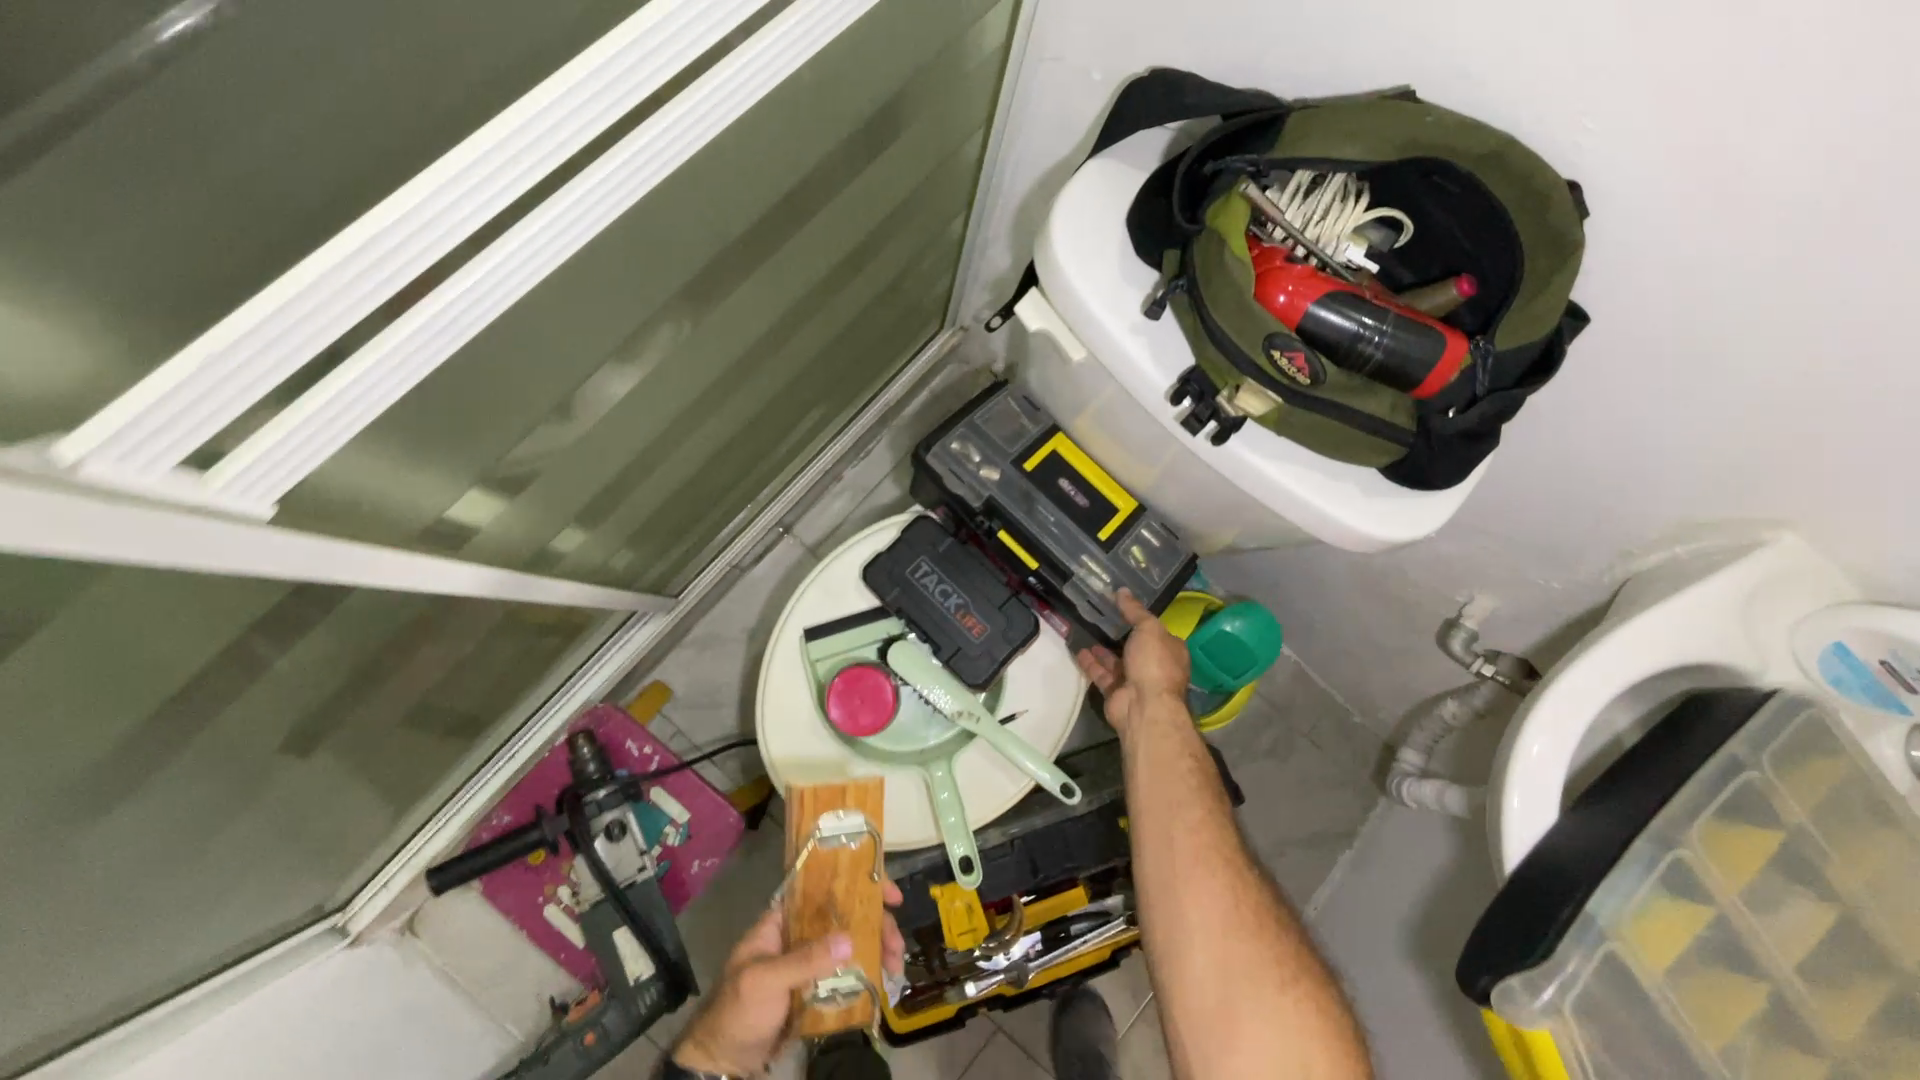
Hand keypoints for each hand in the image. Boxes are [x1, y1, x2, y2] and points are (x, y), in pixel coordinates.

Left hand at [671, 879, 906, 1075]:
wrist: (723, 1062)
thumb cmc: (736, 1011)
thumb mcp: (765, 981)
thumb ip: (804, 960)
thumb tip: (849, 940)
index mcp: (781, 922)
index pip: (822, 889)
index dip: (856, 884)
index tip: (889, 894)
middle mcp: (798, 935)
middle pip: (844, 917)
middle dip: (875, 925)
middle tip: (897, 945)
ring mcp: (807, 964)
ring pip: (849, 946)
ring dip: (875, 950)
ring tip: (895, 966)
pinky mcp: (815, 991)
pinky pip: (846, 975)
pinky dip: (867, 975)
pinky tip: (884, 982)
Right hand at [1075, 588, 1190, 737]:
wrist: (1144, 706)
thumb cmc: (1154, 663)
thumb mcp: (1149, 629)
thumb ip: (1135, 611)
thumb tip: (1123, 591)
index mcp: (1171, 650)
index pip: (1156, 632)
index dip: (1142, 620)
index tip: (1123, 608)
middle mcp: (1155, 666)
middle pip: (1135, 647)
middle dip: (1120, 636)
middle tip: (1101, 618)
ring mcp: (1135, 681)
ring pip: (1116, 662)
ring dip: (1102, 650)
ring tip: (1086, 631)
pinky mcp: (1116, 693)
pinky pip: (1102, 675)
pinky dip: (1091, 664)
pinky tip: (1078, 650)